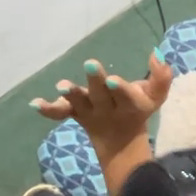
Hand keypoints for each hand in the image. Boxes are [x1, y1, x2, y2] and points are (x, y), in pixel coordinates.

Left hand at [32, 53, 172, 160]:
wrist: (120, 142)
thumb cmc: (138, 110)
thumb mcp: (156, 97)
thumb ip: (161, 77)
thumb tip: (157, 53)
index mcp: (130, 105)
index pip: (127, 96)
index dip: (122, 89)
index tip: (114, 80)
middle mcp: (108, 109)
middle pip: (102, 95)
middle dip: (97, 80)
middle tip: (91, 64)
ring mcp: (89, 112)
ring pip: (80, 103)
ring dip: (71, 94)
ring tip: (62, 85)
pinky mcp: (74, 113)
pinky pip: (60, 113)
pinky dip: (48, 109)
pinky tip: (34, 103)